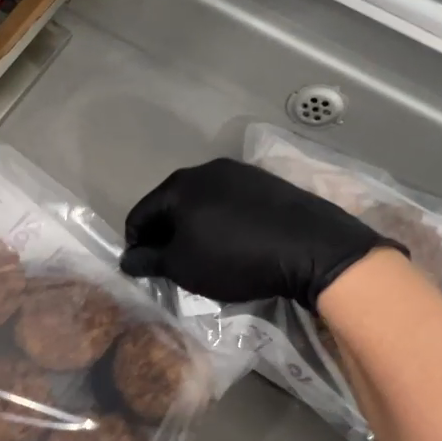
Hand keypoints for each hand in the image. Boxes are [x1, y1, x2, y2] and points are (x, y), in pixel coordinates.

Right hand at [119, 158, 399, 308]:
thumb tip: (128, 260)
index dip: (135, 246)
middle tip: (172, 265)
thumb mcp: (180, 267)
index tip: (145, 270)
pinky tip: (234, 245)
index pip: (139, 216)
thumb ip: (147, 261)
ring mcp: (242, 173)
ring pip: (202, 204)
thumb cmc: (234, 257)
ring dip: (194, 229)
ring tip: (204, 256)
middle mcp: (207, 170)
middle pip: (170, 206)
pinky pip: (231, 204)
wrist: (314, 250)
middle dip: (166, 236)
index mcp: (178, 185)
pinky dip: (222, 223)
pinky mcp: (269, 184)